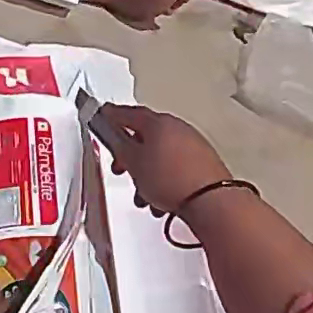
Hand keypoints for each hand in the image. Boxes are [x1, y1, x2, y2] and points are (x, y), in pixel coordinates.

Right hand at [98, 104, 232, 213]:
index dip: (111, 115)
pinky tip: (161, 198)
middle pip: (145, 136)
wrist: (209, 200)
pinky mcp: (202, 163)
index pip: (128, 113)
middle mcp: (178, 128)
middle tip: (121, 167)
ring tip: (144, 193)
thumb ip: (119, 145)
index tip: (103, 115)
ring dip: (147, 173)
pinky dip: (164, 180)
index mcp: (158, 122)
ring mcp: (192, 145)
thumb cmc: (173, 179)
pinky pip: (174, 168)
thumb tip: (114, 135)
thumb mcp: (133, 162)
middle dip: (130, 155)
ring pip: (159, 156)